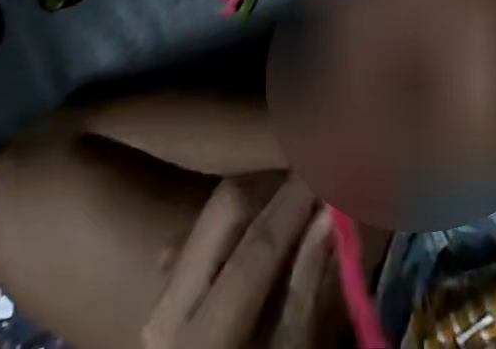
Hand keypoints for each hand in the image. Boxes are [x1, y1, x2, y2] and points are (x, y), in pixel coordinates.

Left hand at [142, 175, 336, 348]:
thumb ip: (308, 286)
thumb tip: (330, 212)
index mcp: (205, 335)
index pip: (257, 246)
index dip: (298, 200)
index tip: (333, 164)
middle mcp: (170, 304)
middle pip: (227, 208)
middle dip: (277, 182)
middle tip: (319, 172)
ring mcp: (162, 292)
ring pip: (216, 209)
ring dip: (264, 191)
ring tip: (303, 189)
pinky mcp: (166, 287)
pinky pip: (208, 228)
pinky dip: (247, 213)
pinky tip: (273, 213)